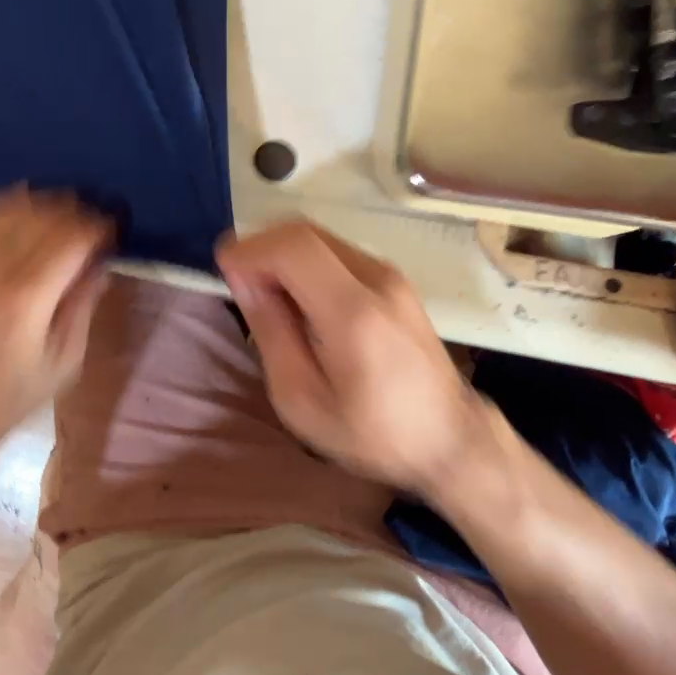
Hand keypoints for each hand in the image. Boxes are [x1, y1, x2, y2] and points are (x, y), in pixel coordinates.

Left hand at [0, 188, 113, 471]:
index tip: (112, 233)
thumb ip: (83, 306)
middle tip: (91, 226)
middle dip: (74, 213)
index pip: (71, 237)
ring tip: (61, 217)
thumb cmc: (10, 395)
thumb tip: (101, 264)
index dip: (98, 228)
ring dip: (42, 205)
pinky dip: (6, 208)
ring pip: (10, 209)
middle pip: (42, 215)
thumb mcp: (63, 361)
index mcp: (26, 298)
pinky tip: (24, 213)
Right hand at [216, 220, 491, 497]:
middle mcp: (377, 280)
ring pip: (319, 239)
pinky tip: (299, 302)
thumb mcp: (301, 399)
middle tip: (239, 285)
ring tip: (266, 297)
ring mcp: (391, 276)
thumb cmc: (372, 434)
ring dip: (282, 256)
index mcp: (353, 312)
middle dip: (260, 248)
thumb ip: (271, 332)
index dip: (249, 249)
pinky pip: (336, 253)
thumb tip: (244, 279)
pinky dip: (305, 264)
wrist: (451, 442)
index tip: (224, 273)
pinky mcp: (395, 281)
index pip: (292, 247)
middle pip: (303, 232)